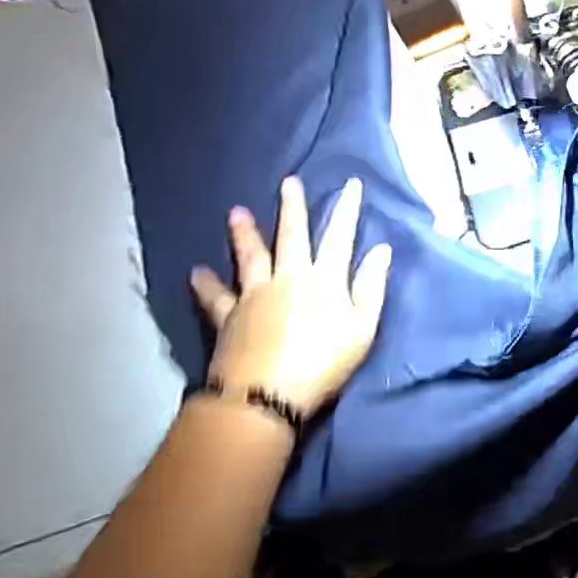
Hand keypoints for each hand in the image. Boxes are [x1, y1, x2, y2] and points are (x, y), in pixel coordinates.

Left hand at [190, 176, 392, 417]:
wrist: (265, 394)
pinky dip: (207, 283)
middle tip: (289, 182)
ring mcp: (254, 295)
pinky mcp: (229, 316)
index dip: (346, 210)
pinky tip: (197, 271)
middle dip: (293, 208)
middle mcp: (288, 278)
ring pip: (250, 256)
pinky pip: (216, 295)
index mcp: (324, 280)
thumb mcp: (363, 328)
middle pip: (292, 236)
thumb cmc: (324, 362)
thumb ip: (371, 287)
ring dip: (245, 233)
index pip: (339, 237)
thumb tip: (380, 250)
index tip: (350, 184)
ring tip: (236, 212)